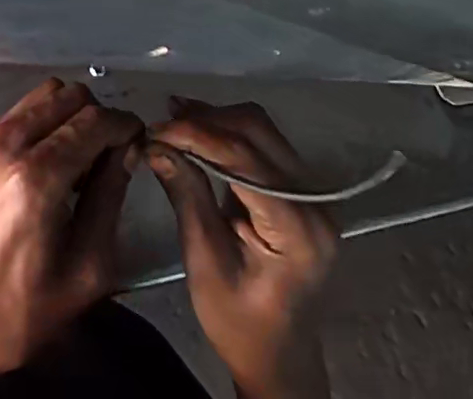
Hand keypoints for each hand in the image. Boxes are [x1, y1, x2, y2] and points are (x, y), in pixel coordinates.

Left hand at [0, 78, 142, 381]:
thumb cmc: (20, 309)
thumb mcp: (86, 269)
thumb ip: (111, 197)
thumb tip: (129, 149)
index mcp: (38, 179)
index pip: (96, 121)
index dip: (126, 126)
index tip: (139, 145)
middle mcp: (11, 145)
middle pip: (74, 96)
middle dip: (102, 119)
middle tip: (112, 157)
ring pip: (51, 92)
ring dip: (76, 115)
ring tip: (83, 159)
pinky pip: (30, 106)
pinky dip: (53, 118)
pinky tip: (58, 158)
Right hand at [148, 98, 337, 398]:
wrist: (278, 353)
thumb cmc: (238, 322)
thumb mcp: (205, 263)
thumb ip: (187, 196)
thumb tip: (156, 144)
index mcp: (298, 229)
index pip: (246, 160)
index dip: (199, 135)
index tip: (157, 128)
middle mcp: (315, 200)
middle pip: (258, 132)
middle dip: (207, 120)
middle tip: (162, 122)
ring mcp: (314, 191)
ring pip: (262, 130)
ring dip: (217, 120)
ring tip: (174, 119)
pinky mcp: (302, 187)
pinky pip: (264, 143)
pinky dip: (228, 133)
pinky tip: (198, 131)